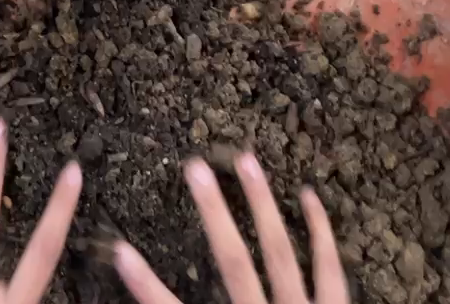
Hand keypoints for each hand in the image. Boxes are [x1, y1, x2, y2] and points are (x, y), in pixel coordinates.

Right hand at [114, 152, 346, 303]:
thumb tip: (162, 302)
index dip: (146, 286)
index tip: (120, 251)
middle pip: (234, 265)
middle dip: (214, 213)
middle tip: (194, 165)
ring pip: (279, 253)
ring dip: (262, 203)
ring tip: (246, 159)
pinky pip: (330, 271)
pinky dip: (321, 232)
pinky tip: (310, 196)